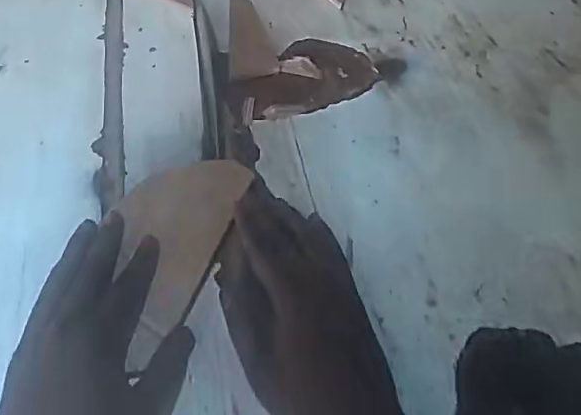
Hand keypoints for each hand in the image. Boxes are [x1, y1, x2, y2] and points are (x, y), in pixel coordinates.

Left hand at [0, 214, 195, 414]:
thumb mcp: (143, 413)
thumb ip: (167, 370)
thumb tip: (186, 331)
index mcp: (100, 337)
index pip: (126, 290)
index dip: (141, 264)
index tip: (151, 238)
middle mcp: (68, 327)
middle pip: (89, 275)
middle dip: (104, 246)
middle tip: (115, 216)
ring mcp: (39, 338)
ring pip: (60, 282)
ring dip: (75, 254)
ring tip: (86, 229)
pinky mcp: (21, 354)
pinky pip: (42, 300)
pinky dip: (55, 279)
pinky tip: (59, 277)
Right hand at [218, 184, 402, 414]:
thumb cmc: (301, 395)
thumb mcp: (260, 364)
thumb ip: (242, 316)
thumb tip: (228, 275)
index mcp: (293, 293)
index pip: (266, 246)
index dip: (250, 220)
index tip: (237, 196)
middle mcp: (319, 277)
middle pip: (291, 232)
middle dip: (269, 209)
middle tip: (251, 186)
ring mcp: (340, 281)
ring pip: (313, 235)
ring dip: (291, 217)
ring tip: (272, 202)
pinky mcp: (352, 291)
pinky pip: (333, 249)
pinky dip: (319, 231)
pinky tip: (312, 222)